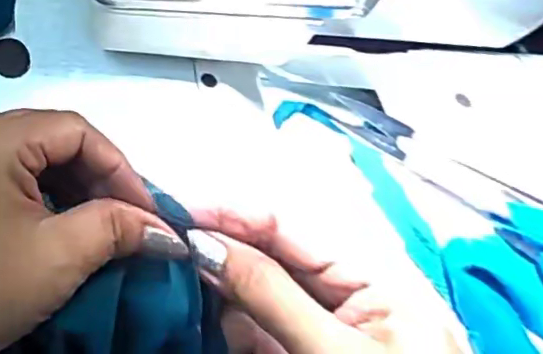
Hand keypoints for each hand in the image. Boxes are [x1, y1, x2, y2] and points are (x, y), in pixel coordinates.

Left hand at [0, 110, 186, 353]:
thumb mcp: (57, 256)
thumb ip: (113, 228)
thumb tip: (160, 227)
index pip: (74, 129)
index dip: (119, 167)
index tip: (150, 213)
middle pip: (57, 138)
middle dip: (100, 179)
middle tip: (136, 224)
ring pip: (40, 154)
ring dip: (79, 189)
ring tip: (111, 230)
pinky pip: (19, 169)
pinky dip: (52, 195)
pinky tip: (74, 227)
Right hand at [191, 207, 466, 353]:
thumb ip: (267, 290)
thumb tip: (200, 238)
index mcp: (376, 281)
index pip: (284, 225)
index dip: (225, 213)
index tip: (171, 210)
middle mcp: (352, 298)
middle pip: (267, 253)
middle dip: (218, 248)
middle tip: (166, 244)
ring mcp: (329, 334)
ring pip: (257, 289)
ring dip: (218, 284)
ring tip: (177, 278)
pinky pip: (260, 327)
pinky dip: (231, 321)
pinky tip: (202, 315)